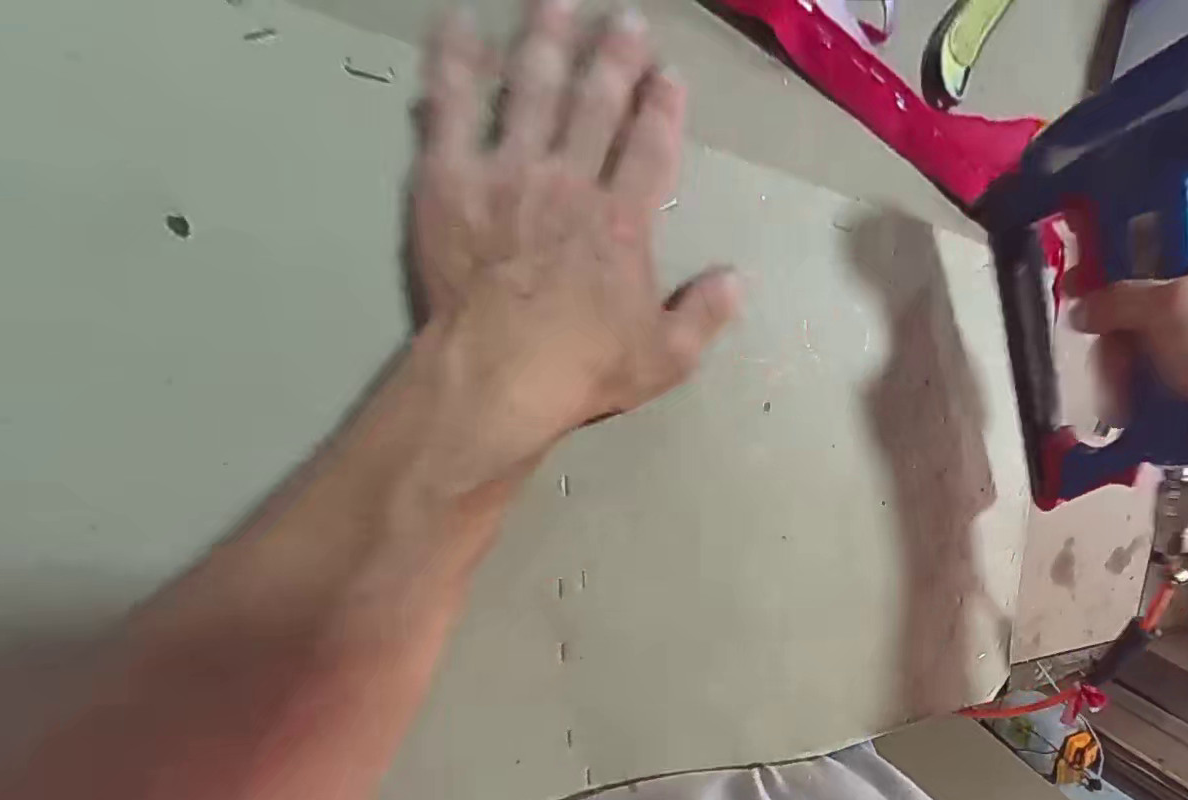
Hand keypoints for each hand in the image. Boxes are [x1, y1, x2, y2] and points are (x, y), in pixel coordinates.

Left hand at [397, 1, 742, 489]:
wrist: (500, 374)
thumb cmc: (587, 368)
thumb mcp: (666, 357)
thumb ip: (704, 315)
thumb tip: (737, 279)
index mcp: (623, 221)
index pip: (651, 146)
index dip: (663, 106)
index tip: (670, 75)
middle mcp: (569, 180)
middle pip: (596, 102)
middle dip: (616, 57)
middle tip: (627, 20)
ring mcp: (507, 172)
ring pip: (531, 87)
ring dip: (547, 39)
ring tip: (558, 3)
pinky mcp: (450, 179)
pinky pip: (451, 106)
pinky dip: (456, 63)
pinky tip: (461, 26)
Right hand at [1067, 226, 1187, 451]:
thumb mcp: (1171, 309)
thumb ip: (1116, 300)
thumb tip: (1076, 310)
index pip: (1152, 240)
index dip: (1108, 264)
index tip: (1073, 291)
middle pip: (1140, 299)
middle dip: (1116, 339)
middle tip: (1108, 367)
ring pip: (1143, 340)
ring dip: (1123, 371)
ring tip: (1121, 402)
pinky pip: (1157, 369)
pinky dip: (1140, 387)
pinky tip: (1131, 407)